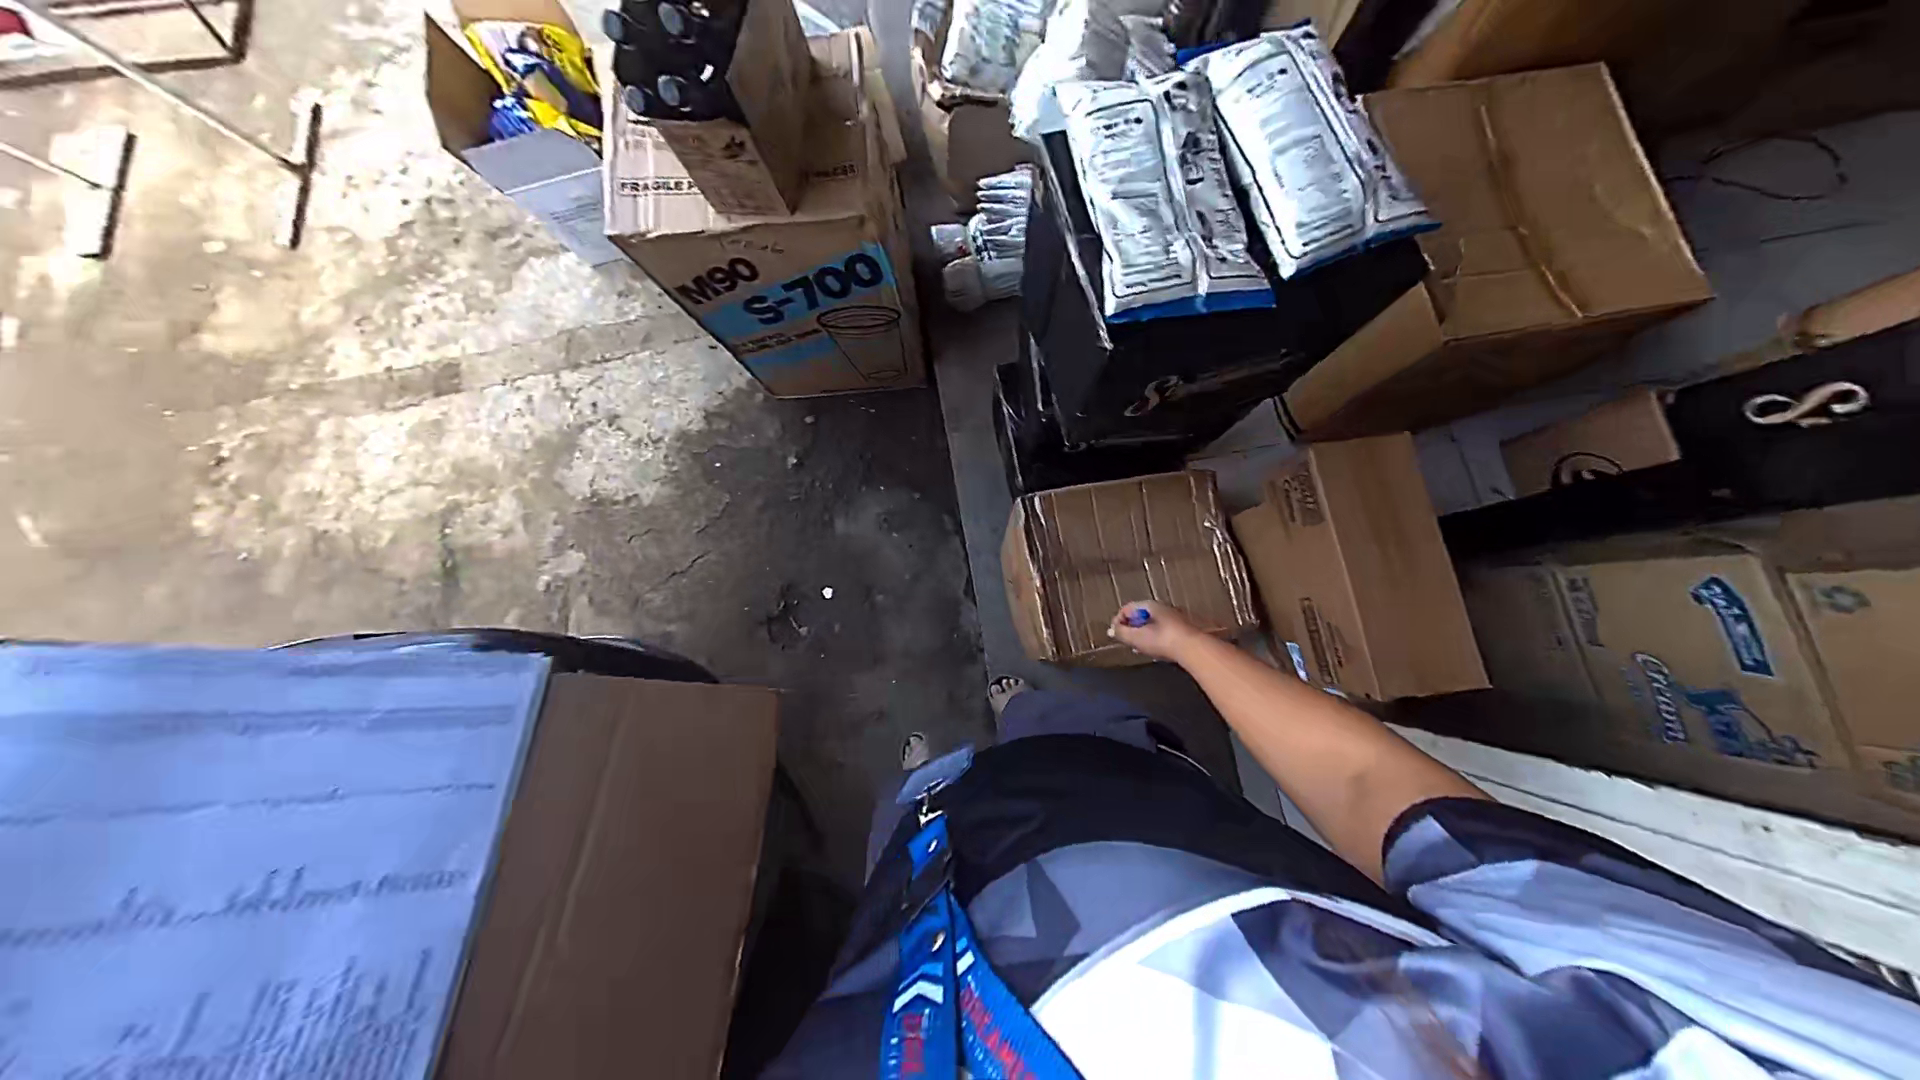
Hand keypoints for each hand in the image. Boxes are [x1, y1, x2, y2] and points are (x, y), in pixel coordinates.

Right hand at [1108, 600, 1204, 662]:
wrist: (1194, 649)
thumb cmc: (1163, 640)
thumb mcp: (1137, 638)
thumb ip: (1121, 633)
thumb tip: (1112, 630)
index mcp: (1150, 605)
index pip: (1128, 608)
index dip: (1118, 620)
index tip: (1116, 633)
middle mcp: (1163, 608)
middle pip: (1141, 616)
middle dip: (1132, 628)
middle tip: (1127, 641)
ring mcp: (1175, 618)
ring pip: (1153, 624)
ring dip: (1144, 635)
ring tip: (1141, 647)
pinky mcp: (1183, 629)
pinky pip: (1164, 631)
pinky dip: (1156, 639)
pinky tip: (1157, 650)